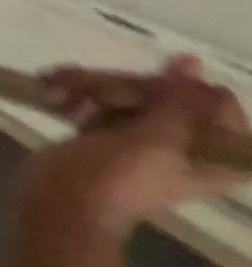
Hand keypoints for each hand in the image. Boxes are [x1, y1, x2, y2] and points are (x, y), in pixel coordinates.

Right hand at [23, 56, 249, 239]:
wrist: (58, 205)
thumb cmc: (115, 179)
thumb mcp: (156, 141)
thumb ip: (178, 102)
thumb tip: (188, 61)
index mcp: (216, 152)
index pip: (212, 101)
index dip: (175, 90)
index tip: (138, 90)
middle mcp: (184, 142)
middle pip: (162, 93)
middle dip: (118, 85)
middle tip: (79, 85)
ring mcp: (139, 138)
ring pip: (124, 93)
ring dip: (87, 86)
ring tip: (55, 91)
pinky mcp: (101, 134)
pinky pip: (95, 102)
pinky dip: (72, 94)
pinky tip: (50, 94)